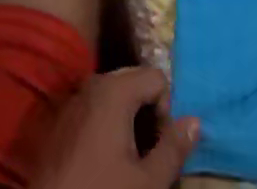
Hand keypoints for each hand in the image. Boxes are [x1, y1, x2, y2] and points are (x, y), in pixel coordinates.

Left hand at [31, 66, 197, 188]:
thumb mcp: (147, 182)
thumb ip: (173, 148)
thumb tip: (194, 120)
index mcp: (115, 89)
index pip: (158, 78)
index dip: (167, 110)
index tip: (160, 144)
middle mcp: (93, 83)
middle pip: (136, 81)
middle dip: (148, 109)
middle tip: (148, 149)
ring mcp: (74, 100)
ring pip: (115, 94)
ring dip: (128, 117)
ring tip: (129, 155)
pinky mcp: (61, 119)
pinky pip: (95, 107)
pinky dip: (108, 122)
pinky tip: (105, 156)